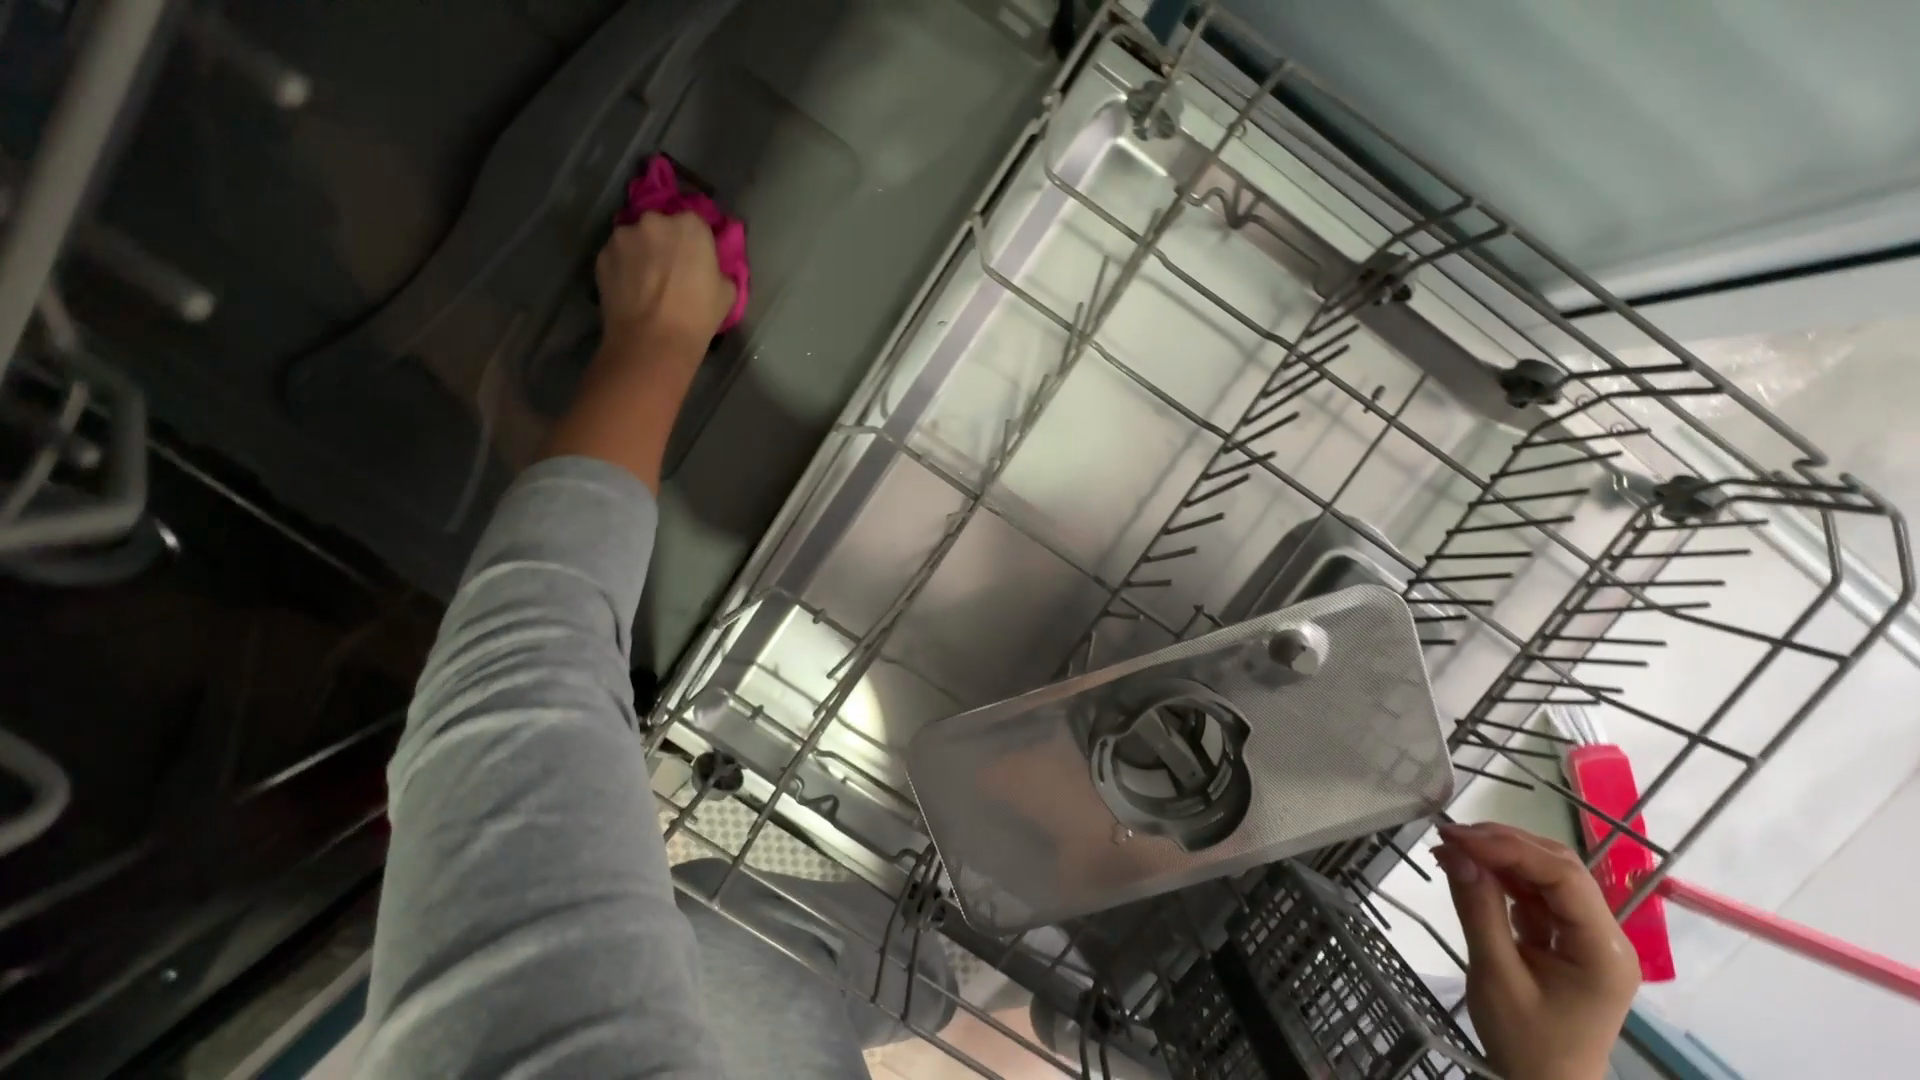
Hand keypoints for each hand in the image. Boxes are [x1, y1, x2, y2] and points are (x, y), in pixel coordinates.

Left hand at [595, 211, 735, 361]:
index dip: (695, 243)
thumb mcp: (727, 292)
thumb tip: (709, 269)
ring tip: (645, 283)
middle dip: (664, 242)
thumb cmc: (698, 316)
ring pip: (635, 239)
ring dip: (640, 253)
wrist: (652, 341)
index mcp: (690, 225)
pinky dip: (622, 268)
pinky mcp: (601, 255)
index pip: (695, 223)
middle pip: (661, 226)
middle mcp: (654, 220)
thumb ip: (718, 270)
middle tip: (669, 271)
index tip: (695, 261)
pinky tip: (629, 291)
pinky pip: (616, 256)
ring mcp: (623, 236)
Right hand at [1434, 822, 1639, 1079]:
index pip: (1562, 876)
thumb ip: (1478, 910)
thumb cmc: (1525, 1042)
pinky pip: (1536, 895)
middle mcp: (1605, 935)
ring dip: (1499, 856)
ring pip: (1546, 875)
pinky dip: (1501, 877)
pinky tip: (1469, 871)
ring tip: (1451, 849)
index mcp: (1603, 948)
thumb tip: (1455, 852)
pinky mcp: (1566, 940)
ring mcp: (1587, 936)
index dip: (1507, 847)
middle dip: (1503, 844)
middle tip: (1448, 836)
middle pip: (1559, 868)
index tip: (1454, 836)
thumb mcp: (1495, 976)